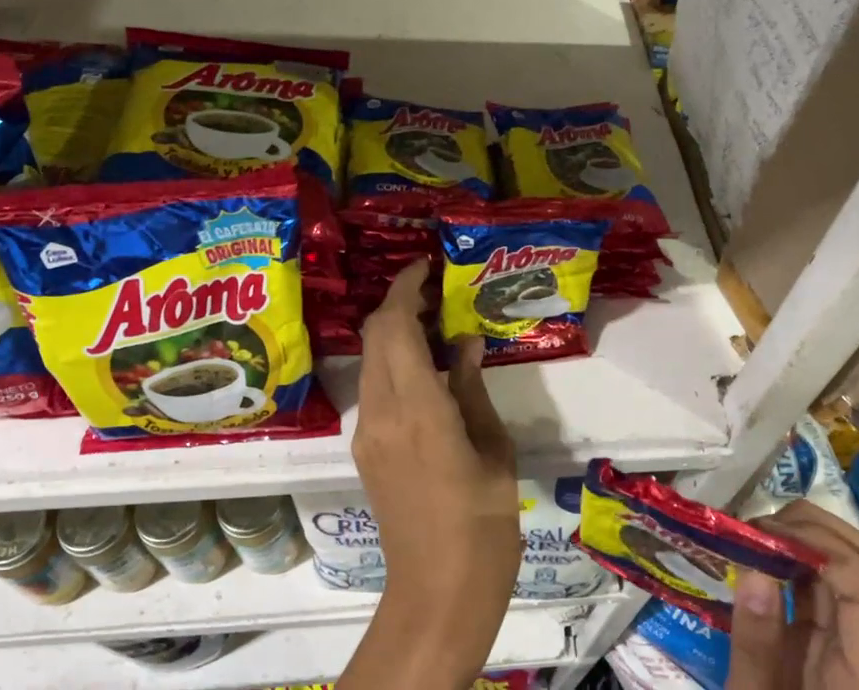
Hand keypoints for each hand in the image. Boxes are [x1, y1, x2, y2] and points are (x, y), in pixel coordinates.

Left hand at [341, 260, 520, 689]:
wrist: (436, 591)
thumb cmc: (482, 524)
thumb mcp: (493, 451)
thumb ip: (473, 390)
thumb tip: (465, 343)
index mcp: (417, 408)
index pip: (395, 327)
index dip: (405, 288)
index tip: (427, 266)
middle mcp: (381, 412)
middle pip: (375, 336)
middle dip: (398, 303)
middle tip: (437, 292)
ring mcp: (367, 432)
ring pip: (370, 360)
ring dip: (393, 332)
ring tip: (435, 325)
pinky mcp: (365, 449)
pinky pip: (374, 387)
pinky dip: (392, 362)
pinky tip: (426, 368)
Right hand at [728, 500, 858, 689]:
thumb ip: (755, 647)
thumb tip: (755, 570)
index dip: (825, 548)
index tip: (764, 534)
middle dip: (819, 531)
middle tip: (757, 525)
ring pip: (857, 578)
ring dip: (809, 543)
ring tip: (755, 537)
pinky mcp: (840, 660)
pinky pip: (832, 599)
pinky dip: (800, 569)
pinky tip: (763, 565)